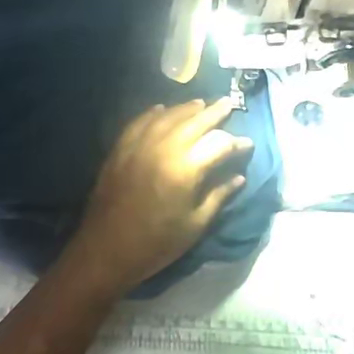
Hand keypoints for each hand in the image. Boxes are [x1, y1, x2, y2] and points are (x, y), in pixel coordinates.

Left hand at [68, 99, 253, 289]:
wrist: (106, 249)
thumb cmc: (156, 244)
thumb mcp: (195, 224)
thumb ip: (218, 195)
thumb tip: (238, 177)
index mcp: (186, 168)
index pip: (219, 145)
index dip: (236, 143)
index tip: (247, 144)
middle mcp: (163, 148)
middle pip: (194, 122)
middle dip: (214, 113)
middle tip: (228, 104)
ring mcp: (138, 146)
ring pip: (166, 117)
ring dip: (185, 109)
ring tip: (200, 104)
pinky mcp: (119, 150)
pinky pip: (139, 123)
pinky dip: (153, 114)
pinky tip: (161, 109)